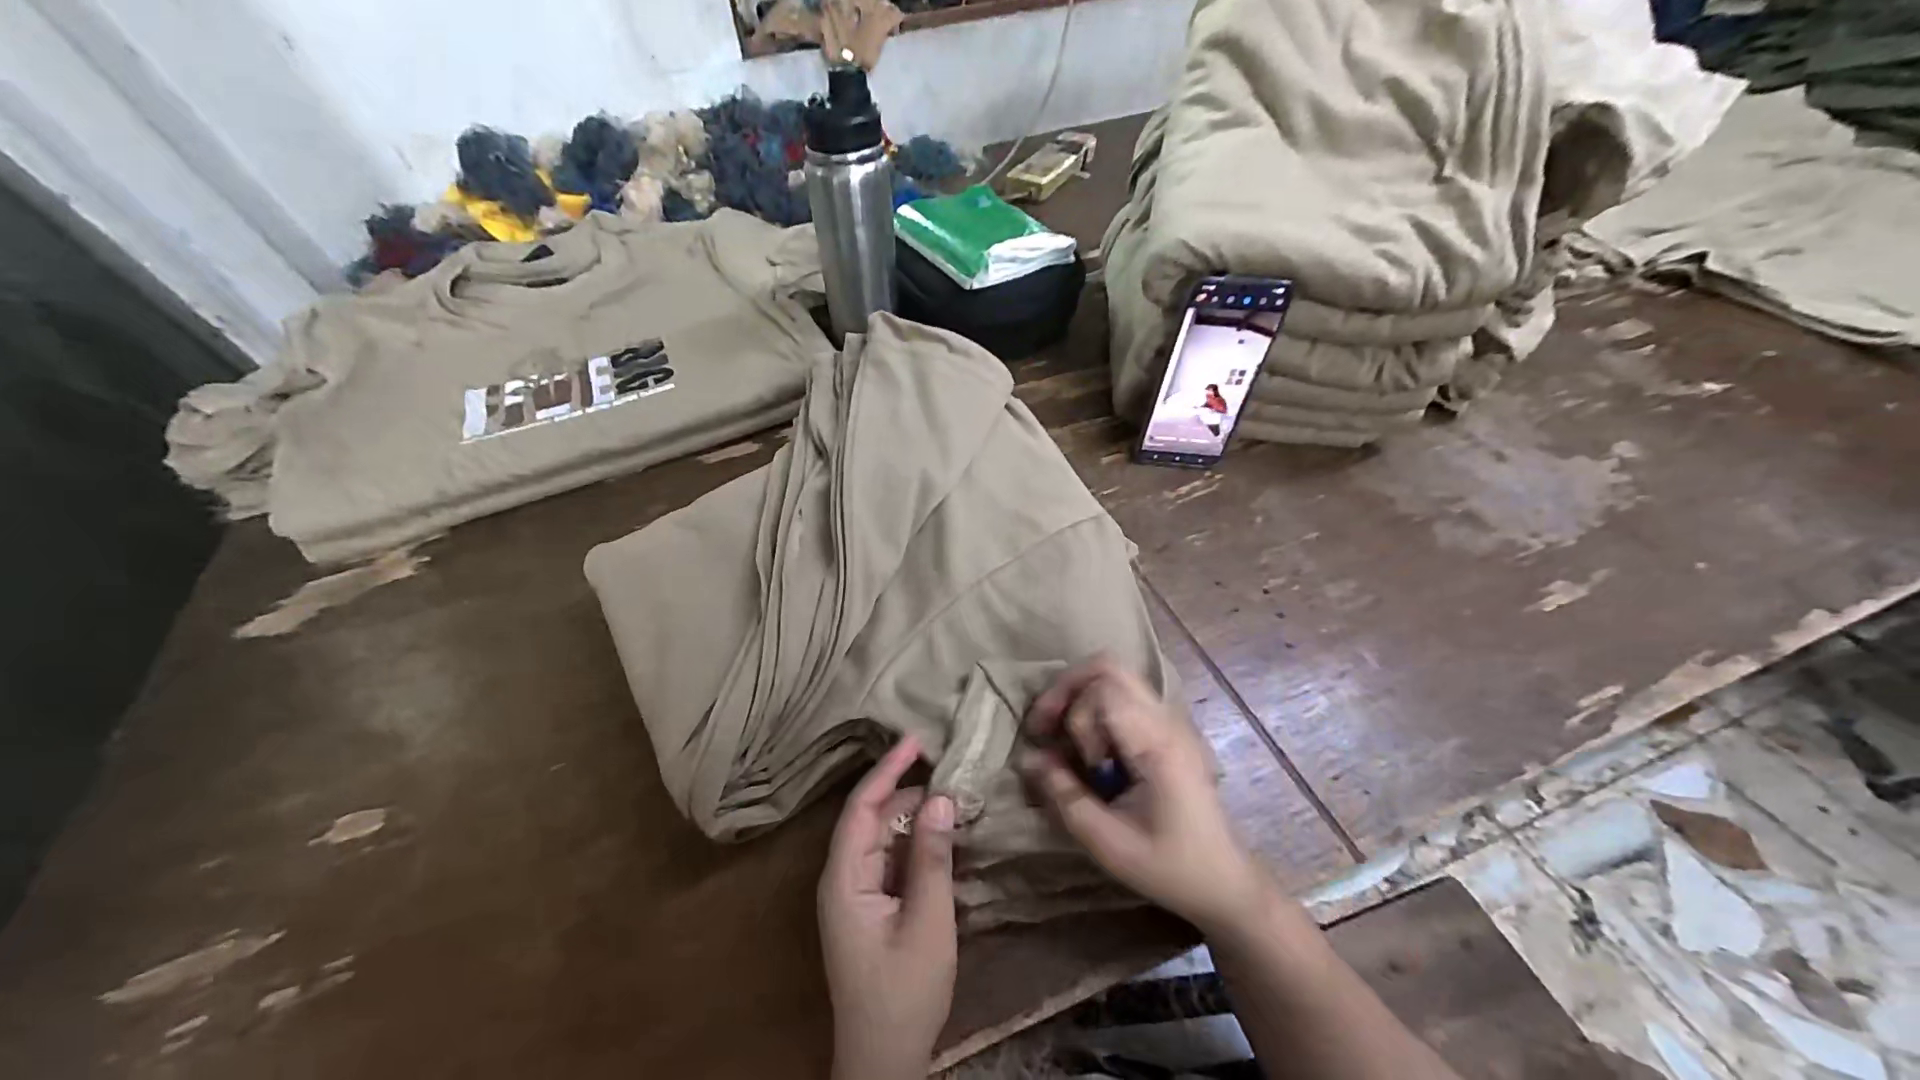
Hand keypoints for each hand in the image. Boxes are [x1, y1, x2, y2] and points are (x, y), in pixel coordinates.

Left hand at [818, 736, 957, 1079]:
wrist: (884, 1059)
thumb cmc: (904, 992)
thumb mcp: (928, 923)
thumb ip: (934, 858)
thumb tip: (943, 798)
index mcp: (844, 878)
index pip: (861, 807)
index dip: (887, 770)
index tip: (916, 739)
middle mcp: (844, 878)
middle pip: (873, 819)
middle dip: (909, 792)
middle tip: (951, 772)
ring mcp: (857, 893)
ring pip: (885, 837)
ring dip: (916, 817)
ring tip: (954, 797)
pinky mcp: (873, 906)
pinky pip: (893, 859)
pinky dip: (917, 843)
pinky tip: (944, 833)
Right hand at [1019, 657, 1271, 935]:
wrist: (1224, 881)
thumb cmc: (1169, 867)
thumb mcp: (1108, 843)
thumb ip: (1065, 795)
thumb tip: (1028, 759)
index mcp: (1158, 744)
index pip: (1105, 689)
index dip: (1075, 714)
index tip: (1072, 758)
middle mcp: (1166, 720)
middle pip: (1108, 667)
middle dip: (1066, 689)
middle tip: (1045, 727)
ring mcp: (1170, 721)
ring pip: (1114, 676)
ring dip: (1079, 698)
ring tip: (1063, 738)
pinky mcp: (1167, 730)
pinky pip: (1123, 697)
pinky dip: (1094, 709)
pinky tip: (1088, 749)